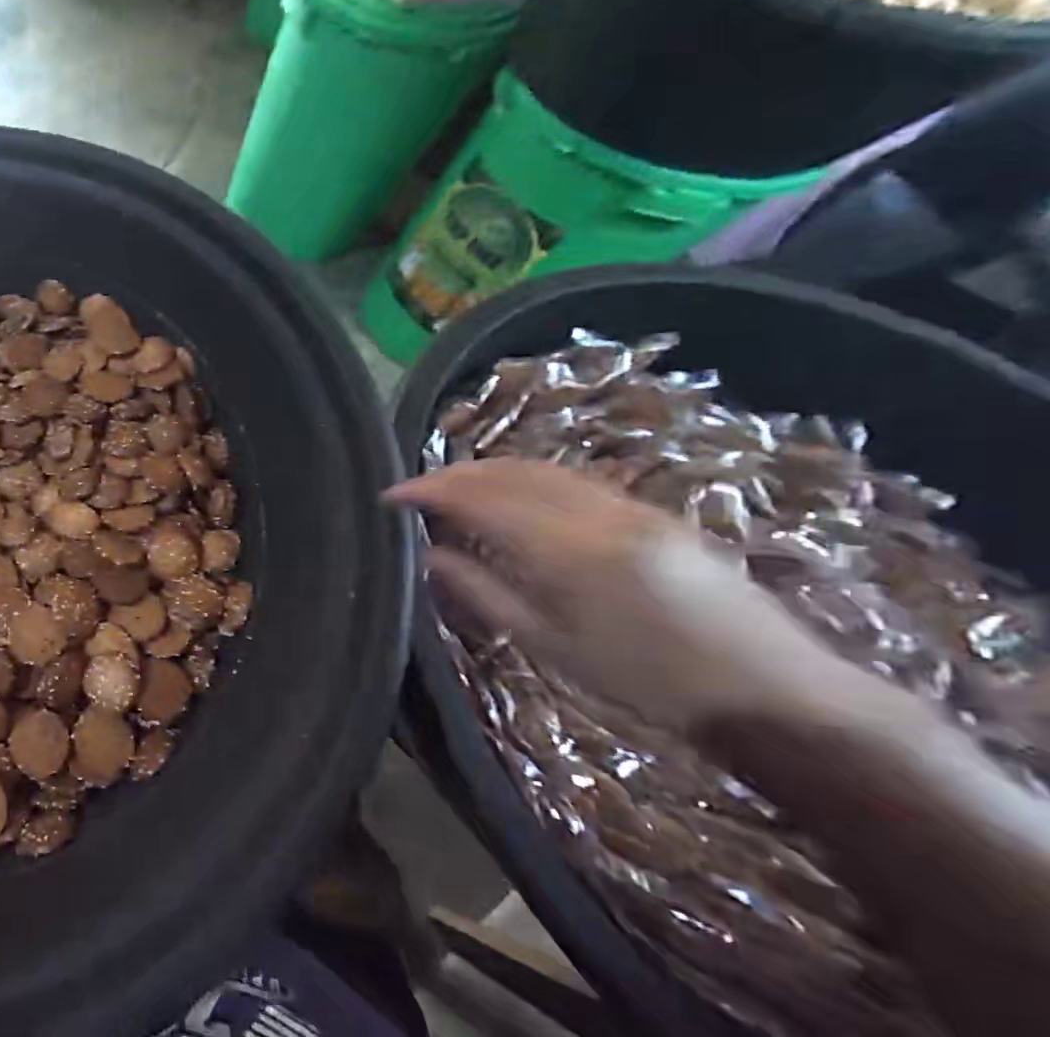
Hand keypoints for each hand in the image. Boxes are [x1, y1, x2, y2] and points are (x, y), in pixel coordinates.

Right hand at [386, 459, 893, 731]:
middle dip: (454, 474)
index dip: (431, 492)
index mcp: (571, 553)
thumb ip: (485, 594)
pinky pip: (573, 481)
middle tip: (414, 489)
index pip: (482, 501)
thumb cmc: (647, 683)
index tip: (392, 496)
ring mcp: (633, 508)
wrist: (771, 692)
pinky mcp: (653, 513)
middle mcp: (602, 515)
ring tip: (451, 488)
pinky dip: (526, 479)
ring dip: (489, 471)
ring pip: (544, 470)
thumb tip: (432, 556)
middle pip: (512, 473)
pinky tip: (509, 497)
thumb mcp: (552, 647)